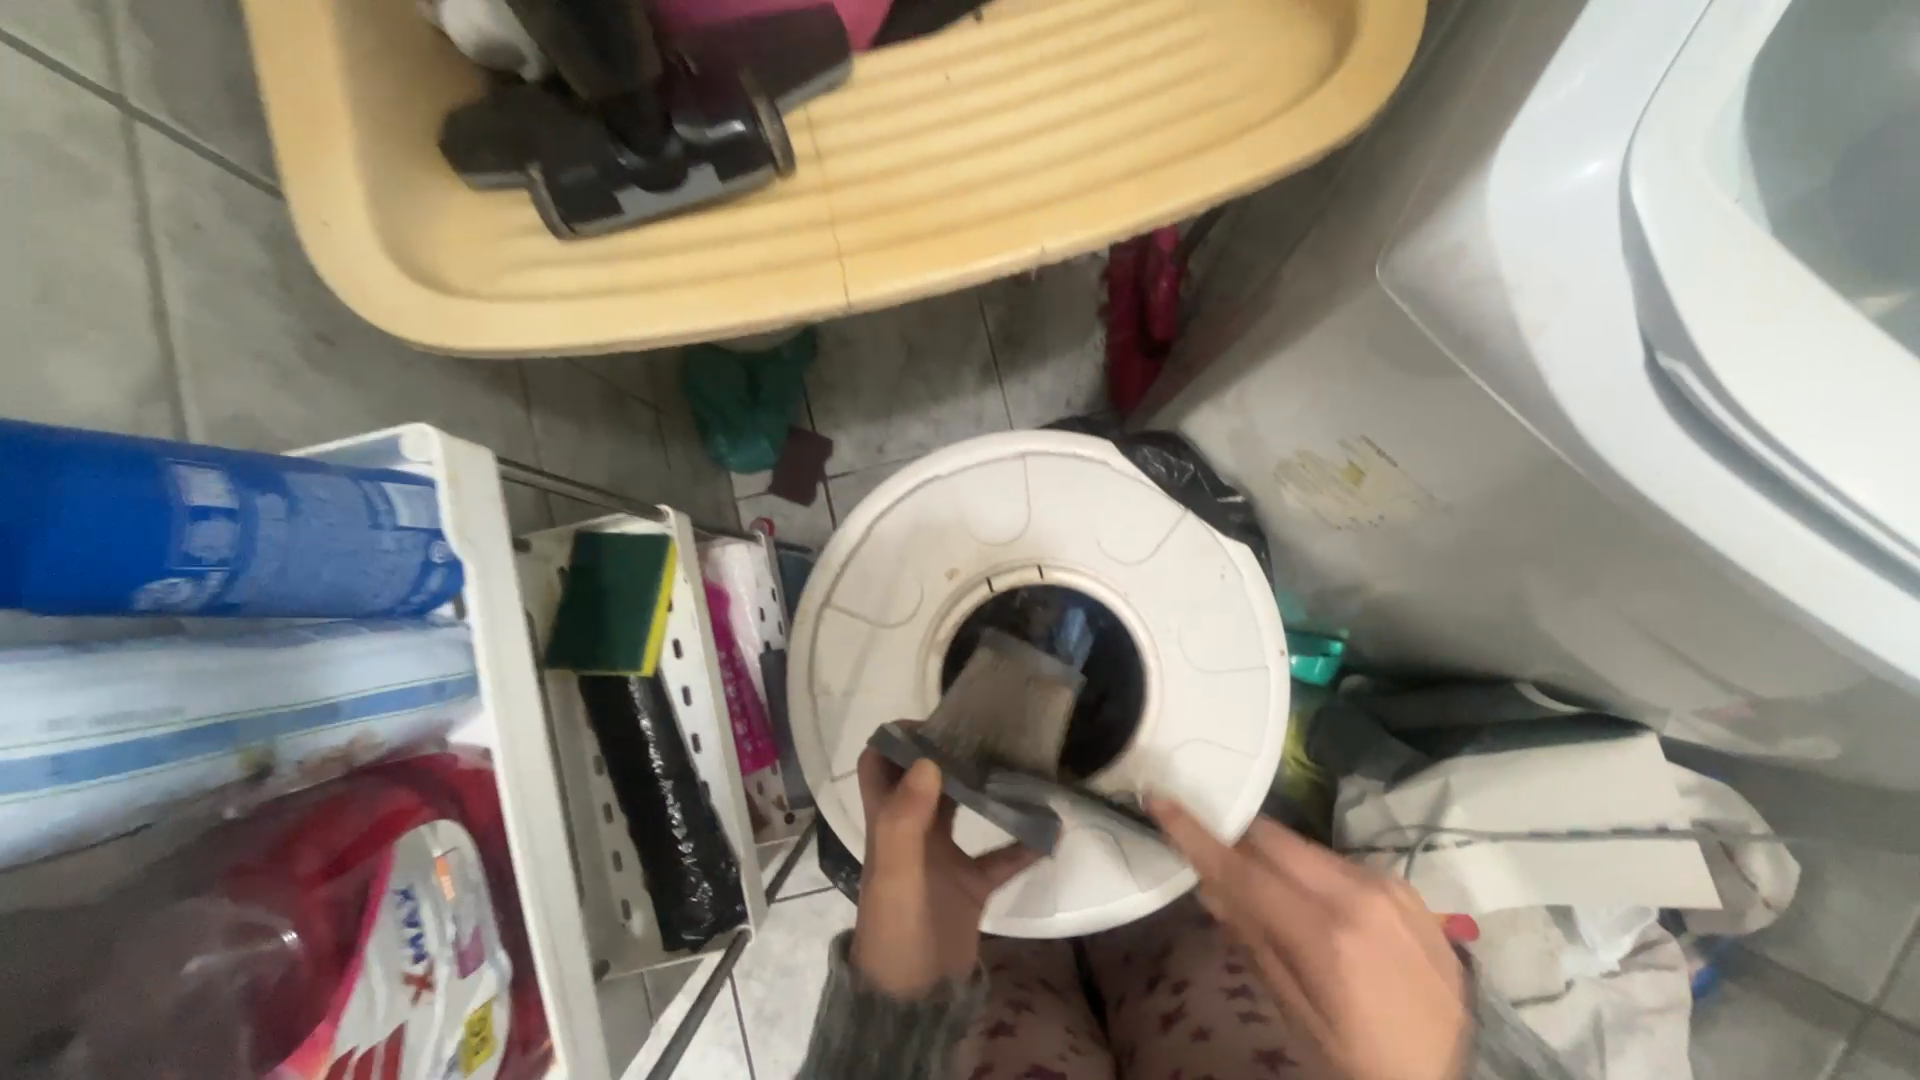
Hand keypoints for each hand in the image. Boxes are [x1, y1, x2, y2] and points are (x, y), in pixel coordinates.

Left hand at [849, 745, 1038, 998]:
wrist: (912, 1001)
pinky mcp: (969, 887)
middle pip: (927, 780)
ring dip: (989, 791)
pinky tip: (1050, 832)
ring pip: (966, 812)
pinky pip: (1000, 858)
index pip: (879, 766)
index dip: (896, 739)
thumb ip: (906, 818)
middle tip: (990, 732)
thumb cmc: (896, 930)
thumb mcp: (895, 872)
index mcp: (887, 823)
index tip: (935, 722)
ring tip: (1020, 765)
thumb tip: (928, 759)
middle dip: (951, 753)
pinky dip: (1023, 845)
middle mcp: (912, 833)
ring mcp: (942, 859)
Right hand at [1148, 799, 1469, 1079]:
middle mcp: (1357, 894)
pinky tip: (1321, 914)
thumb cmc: (1366, 1060)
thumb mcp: (1300, 1016)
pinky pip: (1339, 863)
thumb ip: (1256, 943)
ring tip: (1275, 904)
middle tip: (1217, 866)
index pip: (1242, 869)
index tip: (1160, 801)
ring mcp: (1387, 886)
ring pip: (1304, 848)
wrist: (1460, 1077)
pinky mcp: (1406, 888)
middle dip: (1237, 843)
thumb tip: (1212, 888)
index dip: (1196, 835)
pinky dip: (1313, 875)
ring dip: (1275, 861)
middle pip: (1272, 839)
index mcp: (1326, 935)